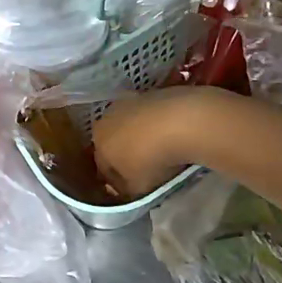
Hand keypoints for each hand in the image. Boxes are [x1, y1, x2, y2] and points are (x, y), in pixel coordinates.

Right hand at [91, 87, 231, 198]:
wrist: (182, 122)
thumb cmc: (152, 159)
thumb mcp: (136, 187)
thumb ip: (125, 190)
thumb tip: (124, 188)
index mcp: (98, 140)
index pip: (103, 166)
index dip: (116, 181)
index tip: (130, 190)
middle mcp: (109, 117)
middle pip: (116, 142)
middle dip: (127, 156)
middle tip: (146, 171)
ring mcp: (132, 101)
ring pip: (134, 127)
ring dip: (143, 139)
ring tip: (163, 153)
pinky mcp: (156, 92)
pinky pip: (153, 117)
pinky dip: (160, 126)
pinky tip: (174, 136)